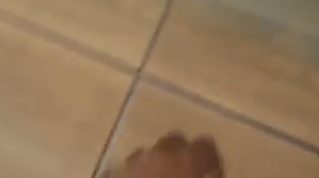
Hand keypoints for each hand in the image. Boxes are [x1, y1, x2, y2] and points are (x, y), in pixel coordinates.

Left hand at [102, 132, 223, 177]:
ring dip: (152, 169)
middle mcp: (156, 155)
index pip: (206, 146)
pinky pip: (119, 174)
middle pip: (173, 143)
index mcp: (183, 163)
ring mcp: (127, 165)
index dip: (212, 162)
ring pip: (144, 157)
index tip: (213, 177)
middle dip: (180, 159)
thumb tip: (212, 177)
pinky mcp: (105, 177)